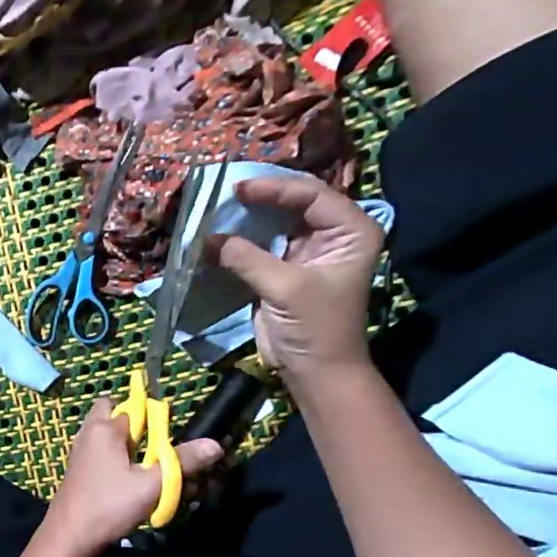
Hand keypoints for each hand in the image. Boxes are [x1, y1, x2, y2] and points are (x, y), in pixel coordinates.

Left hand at [44, 399, 220, 555]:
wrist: (71, 533)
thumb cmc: (110, 504)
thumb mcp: (152, 484)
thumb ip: (183, 462)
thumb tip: (214, 444)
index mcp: (103, 429)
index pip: (132, 406)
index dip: (153, 415)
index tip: (170, 433)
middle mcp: (88, 434)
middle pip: (113, 415)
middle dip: (136, 425)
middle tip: (155, 446)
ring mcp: (80, 451)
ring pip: (107, 436)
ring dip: (128, 444)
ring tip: (149, 466)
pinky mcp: (80, 468)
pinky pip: (101, 453)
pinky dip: (117, 458)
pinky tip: (132, 479)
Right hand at [207, 174, 383, 384]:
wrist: (314, 367)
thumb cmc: (315, 326)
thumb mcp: (284, 287)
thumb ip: (247, 258)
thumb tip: (206, 239)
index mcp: (350, 231)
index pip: (312, 196)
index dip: (274, 189)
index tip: (237, 189)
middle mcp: (332, 234)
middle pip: (293, 202)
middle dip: (259, 197)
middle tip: (223, 193)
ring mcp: (304, 250)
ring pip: (273, 221)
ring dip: (245, 216)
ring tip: (216, 209)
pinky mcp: (281, 268)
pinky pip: (257, 243)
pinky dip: (237, 239)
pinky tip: (216, 234)